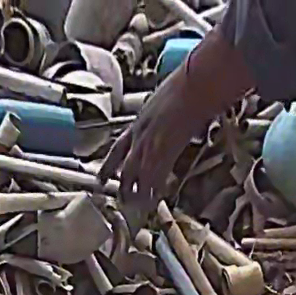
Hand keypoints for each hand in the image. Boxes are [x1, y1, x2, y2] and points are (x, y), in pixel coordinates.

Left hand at [100, 28, 253, 211]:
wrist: (195, 84)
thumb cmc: (185, 89)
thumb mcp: (161, 104)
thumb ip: (156, 119)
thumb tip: (160, 126)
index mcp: (138, 124)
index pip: (117, 150)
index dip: (107, 167)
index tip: (100, 179)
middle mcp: (140, 136)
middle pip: (126, 169)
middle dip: (123, 187)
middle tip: (123, 202)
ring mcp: (152, 144)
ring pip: (139, 177)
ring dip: (139, 194)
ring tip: (140, 208)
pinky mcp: (167, 151)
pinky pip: (157, 177)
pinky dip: (157, 189)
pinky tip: (157, 199)